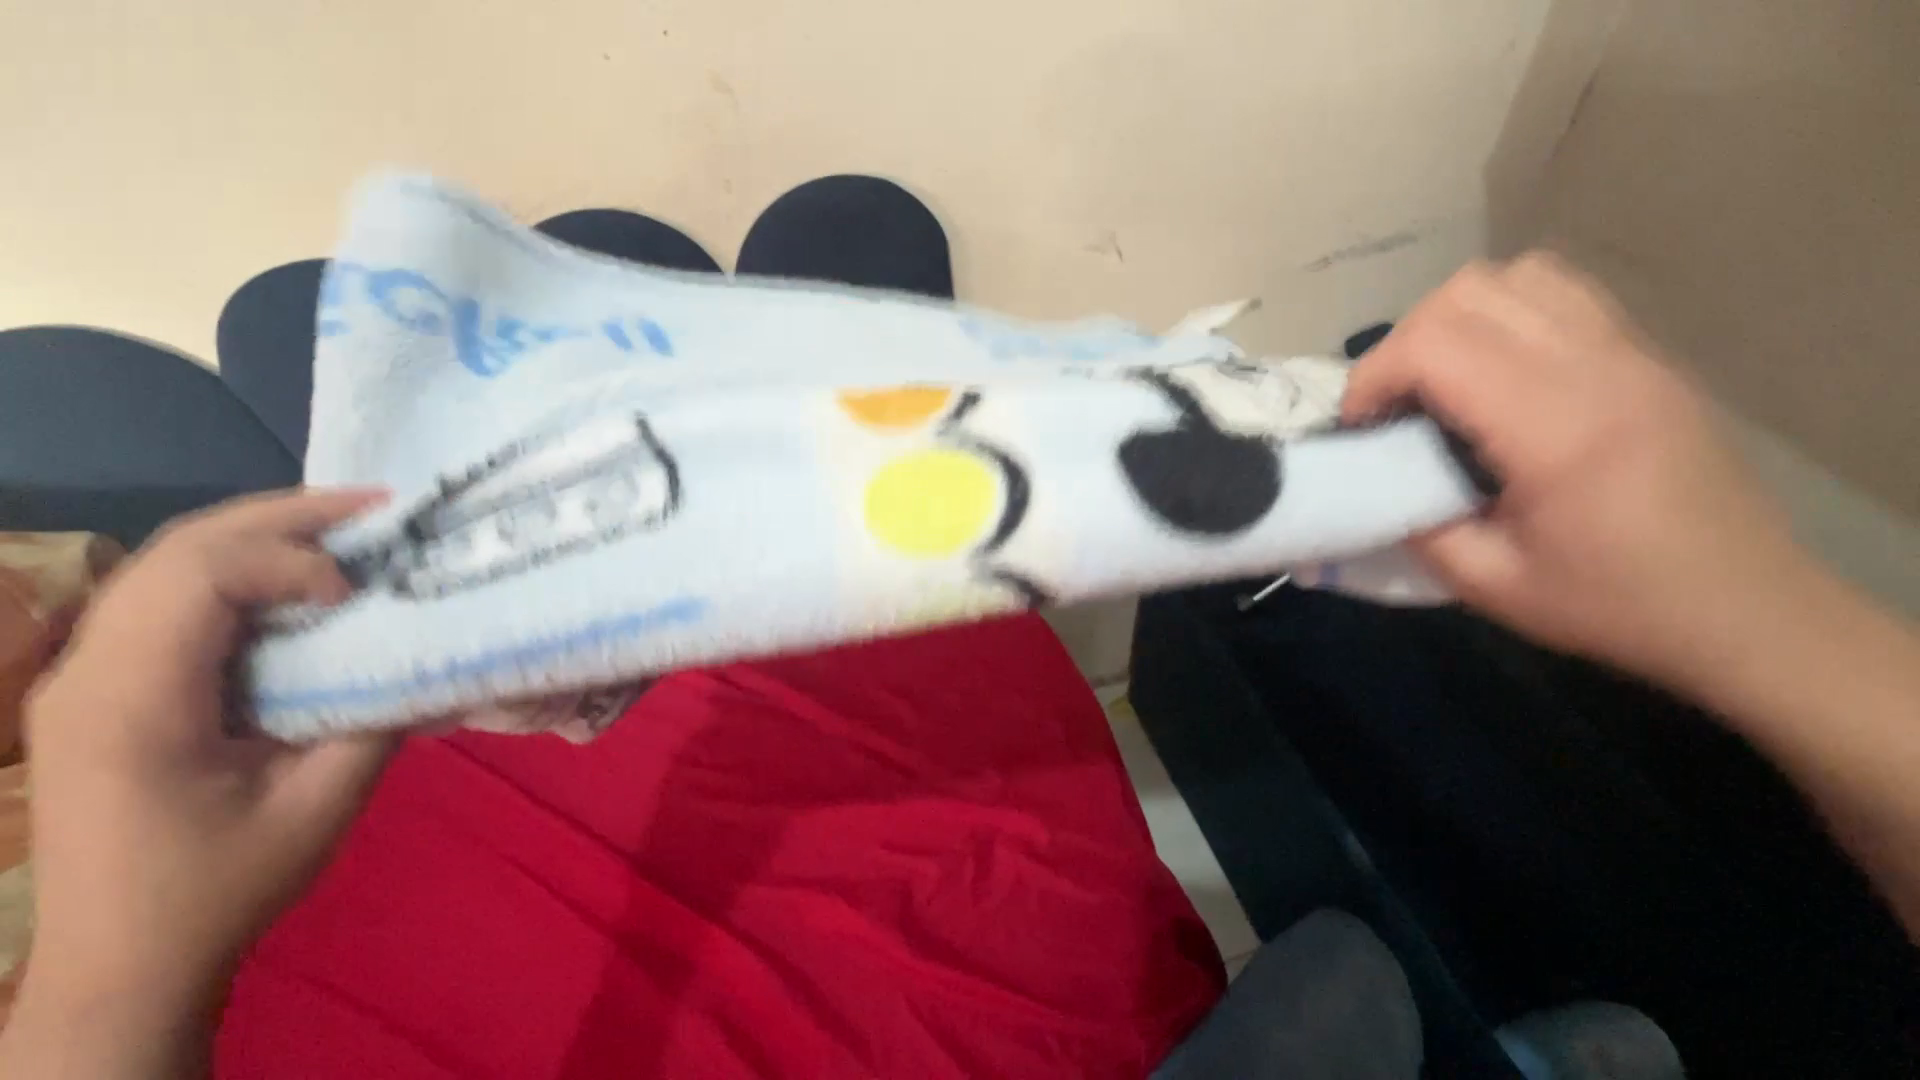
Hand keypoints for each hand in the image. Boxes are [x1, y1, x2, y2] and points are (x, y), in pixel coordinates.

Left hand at [3, 489, 393, 1075]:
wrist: (123, 959)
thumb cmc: (223, 886)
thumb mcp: (321, 806)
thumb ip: (375, 718)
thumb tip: (424, 652)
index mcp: (133, 704)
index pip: (197, 577)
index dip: (288, 560)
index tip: (358, 594)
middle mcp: (90, 672)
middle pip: (175, 549)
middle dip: (283, 516)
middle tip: (377, 507)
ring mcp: (84, 674)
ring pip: (164, 561)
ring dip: (261, 532)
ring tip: (346, 525)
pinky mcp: (103, 684)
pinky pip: (165, 595)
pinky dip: (238, 567)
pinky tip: (295, 575)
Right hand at [1343, 253, 1812, 686]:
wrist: (1746, 609)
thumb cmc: (1614, 605)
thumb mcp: (1489, 585)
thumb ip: (1417, 525)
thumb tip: (1375, 482)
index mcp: (1556, 427)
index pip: (1436, 344)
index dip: (1373, 377)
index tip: (1360, 428)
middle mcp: (1595, 367)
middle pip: (1467, 293)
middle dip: (1403, 344)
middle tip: (1394, 407)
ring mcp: (1630, 352)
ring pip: (1515, 276)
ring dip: (1456, 320)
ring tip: (1444, 383)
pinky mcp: (1646, 356)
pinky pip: (1560, 292)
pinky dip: (1506, 314)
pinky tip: (1498, 374)